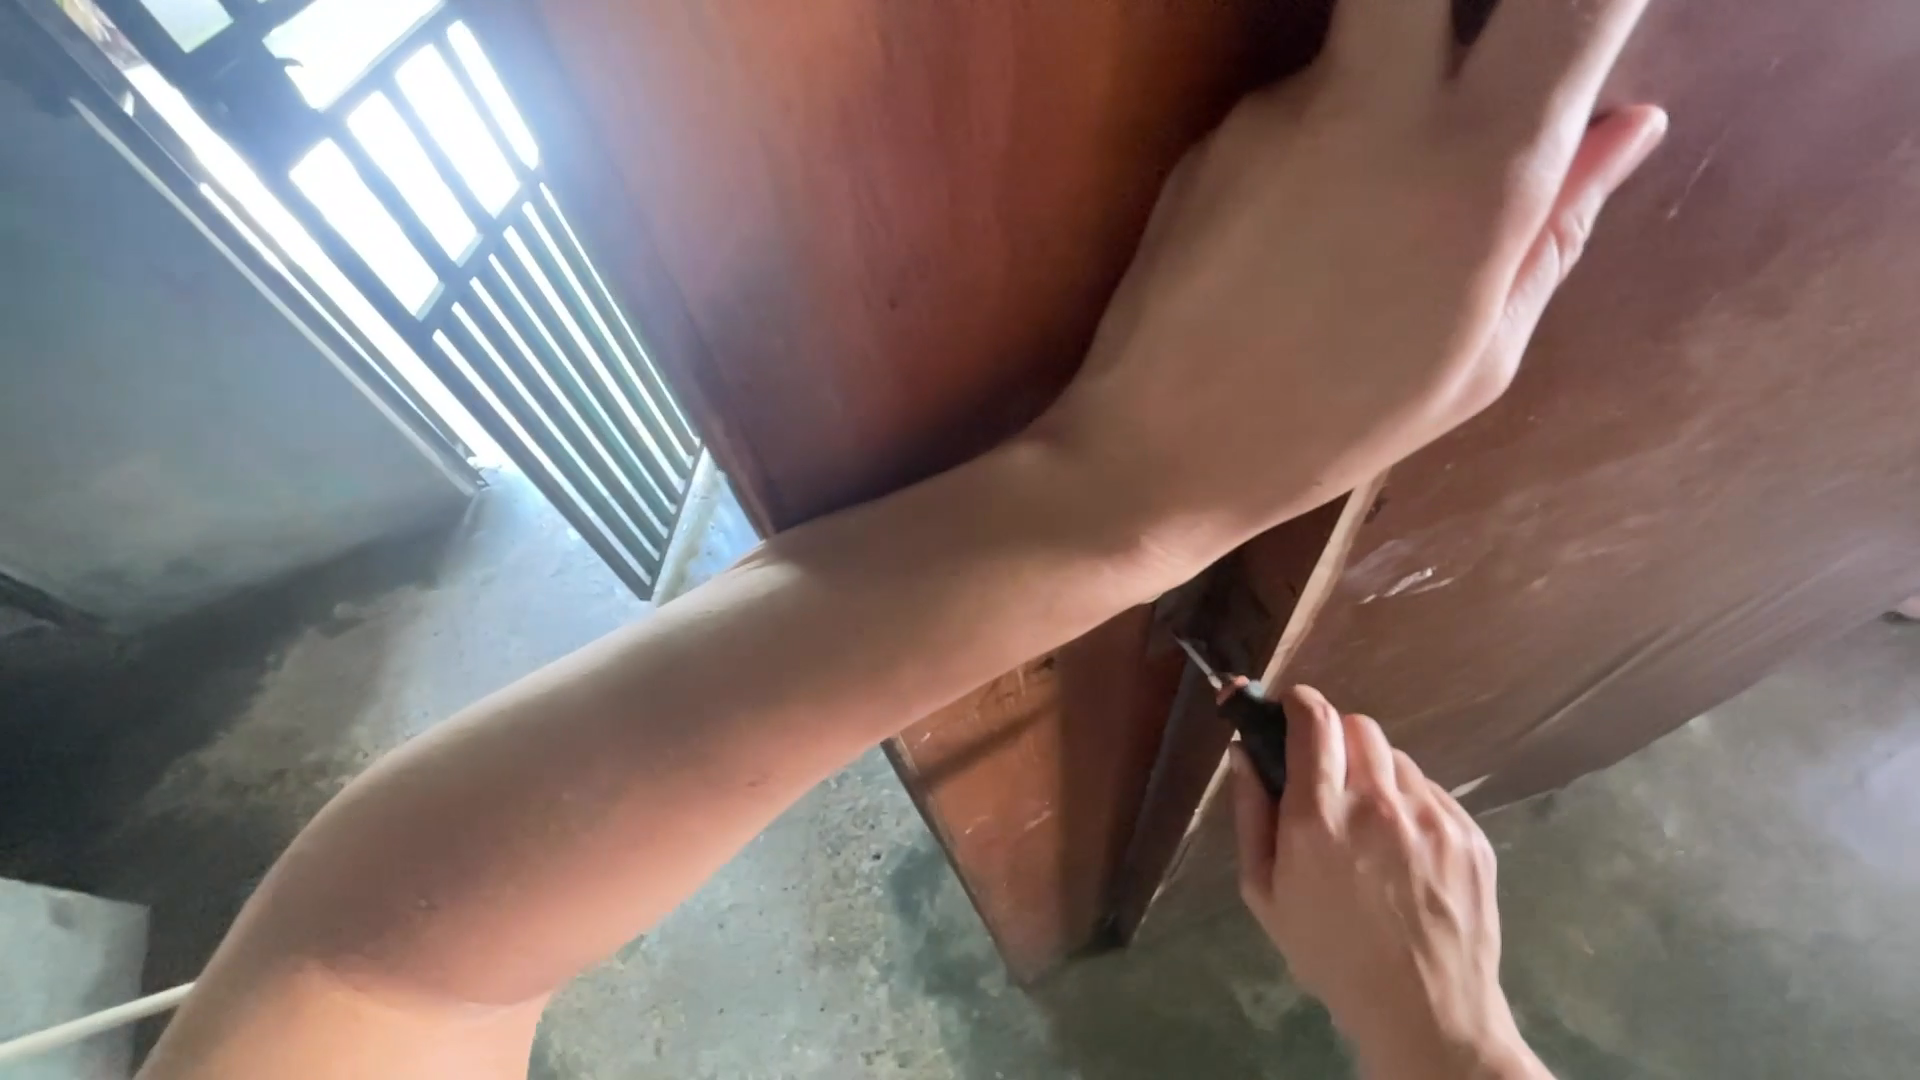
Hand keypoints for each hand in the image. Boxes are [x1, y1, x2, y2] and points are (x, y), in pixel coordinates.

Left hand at [1043, 0, 1665, 573]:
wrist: (1155, 453)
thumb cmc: (1327, 434)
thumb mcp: (1472, 364)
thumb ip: (1554, 234)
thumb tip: (1626, 123)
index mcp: (1479, 159)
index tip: (1571, 29)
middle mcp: (1372, 101)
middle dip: (1446, 9)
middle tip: (1457, 75)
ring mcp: (1268, 116)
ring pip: (1351, 48)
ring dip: (1371, 95)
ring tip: (1336, 233)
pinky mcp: (1199, 145)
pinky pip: (1278, 119)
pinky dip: (1296, 155)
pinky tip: (1268, 249)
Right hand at [1233, 686, 1546, 1078]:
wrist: (1427, 1014)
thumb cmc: (1328, 952)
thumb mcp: (1263, 889)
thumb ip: (1249, 811)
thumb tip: (1242, 752)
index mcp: (1318, 817)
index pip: (1314, 720)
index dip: (1298, 702)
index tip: (1290, 708)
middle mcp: (1378, 805)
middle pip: (1358, 725)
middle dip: (1334, 735)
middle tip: (1325, 772)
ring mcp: (1431, 818)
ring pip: (1396, 758)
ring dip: (1373, 771)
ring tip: (1369, 821)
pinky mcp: (1469, 835)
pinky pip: (1430, 791)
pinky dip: (1409, 801)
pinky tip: (1403, 847)